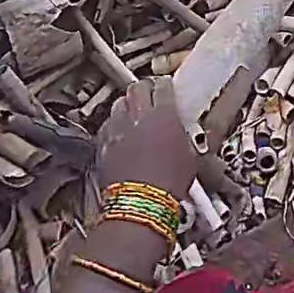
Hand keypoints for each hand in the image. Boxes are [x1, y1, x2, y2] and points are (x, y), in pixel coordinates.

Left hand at [96, 79, 194, 199]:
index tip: (166, 88)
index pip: (162, 86)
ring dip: (128, 105)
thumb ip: (183, 135)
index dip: (165, 85)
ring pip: (119, 103)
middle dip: (144, 88)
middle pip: (137, 87)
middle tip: (150, 94)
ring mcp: (117, 129)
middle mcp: (138, 116)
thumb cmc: (167, 186)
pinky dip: (115, 125)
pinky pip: (108, 125)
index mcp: (164, 115)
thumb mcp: (190, 156)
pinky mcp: (103, 144)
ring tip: (135, 114)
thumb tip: (180, 132)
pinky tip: (122, 135)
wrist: (141, 207)